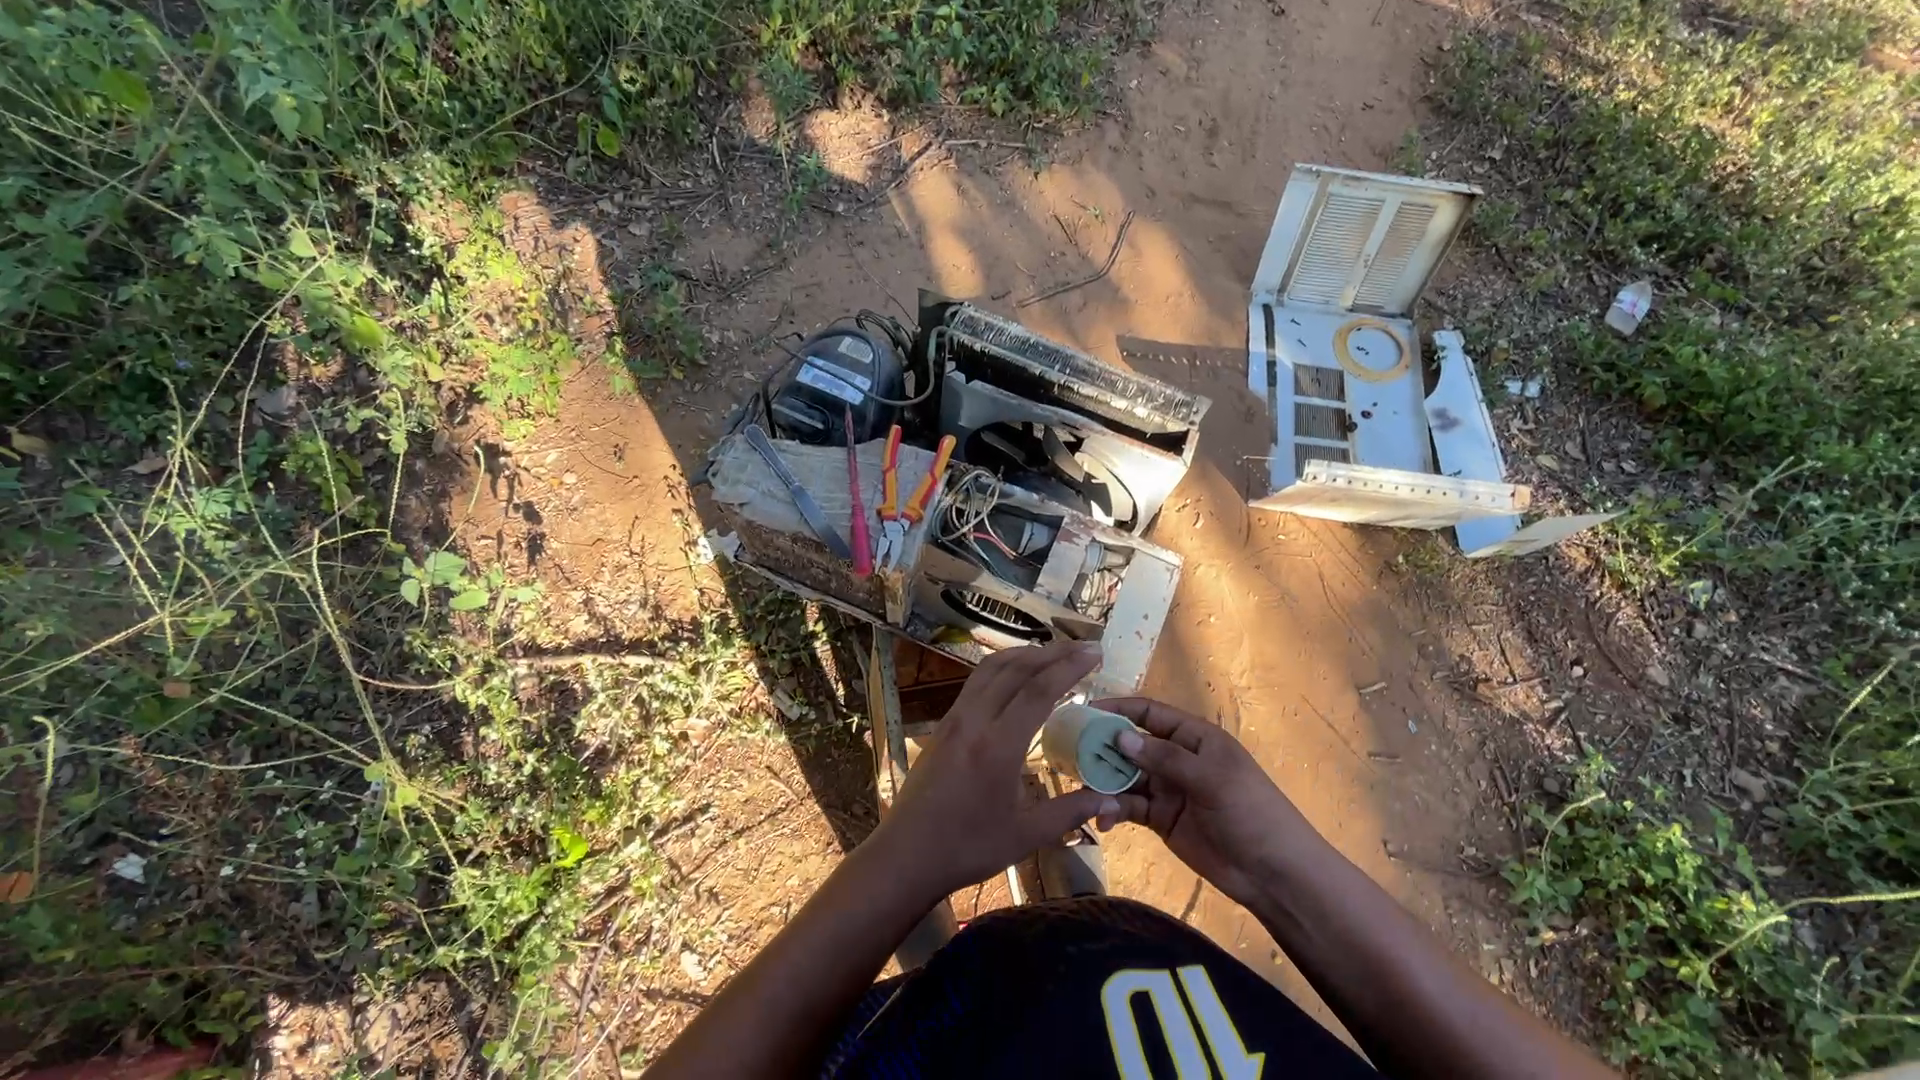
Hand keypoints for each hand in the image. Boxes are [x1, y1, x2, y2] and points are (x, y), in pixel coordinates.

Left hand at [872, 641, 1120, 898]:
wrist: (905, 854)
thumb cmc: (967, 848)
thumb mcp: (1025, 835)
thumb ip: (1070, 811)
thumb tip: (1111, 798)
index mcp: (998, 746)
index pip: (1038, 691)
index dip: (1069, 667)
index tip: (1095, 652)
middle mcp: (973, 721)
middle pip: (1015, 670)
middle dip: (1052, 653)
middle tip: (1084, 647)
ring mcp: (953, 720)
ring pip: (990, 670)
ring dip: (1025, 655)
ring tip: (1054, 653)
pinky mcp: (942, 726)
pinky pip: (975, 683)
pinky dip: (1002, 669)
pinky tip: (1016, 677)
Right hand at [1097, 697, 1320, 907]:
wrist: (1274, 872)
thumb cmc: (1251, 812)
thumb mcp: (1212, 778)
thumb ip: (1165, 758)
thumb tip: (1120, 737)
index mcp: (1194, 737)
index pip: (1150, 713)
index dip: (1119, 710)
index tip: (1085, 711)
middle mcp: (1176, 758)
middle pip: (1131, 745)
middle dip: (1102, 748)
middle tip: (1070, 755)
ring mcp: (1167, 790)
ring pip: (1125, 777)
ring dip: (1104, 782)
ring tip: (1083, 792)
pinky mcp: (1161, 819)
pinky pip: (1129, 807)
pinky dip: (1113, 811)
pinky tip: (1102, 820)